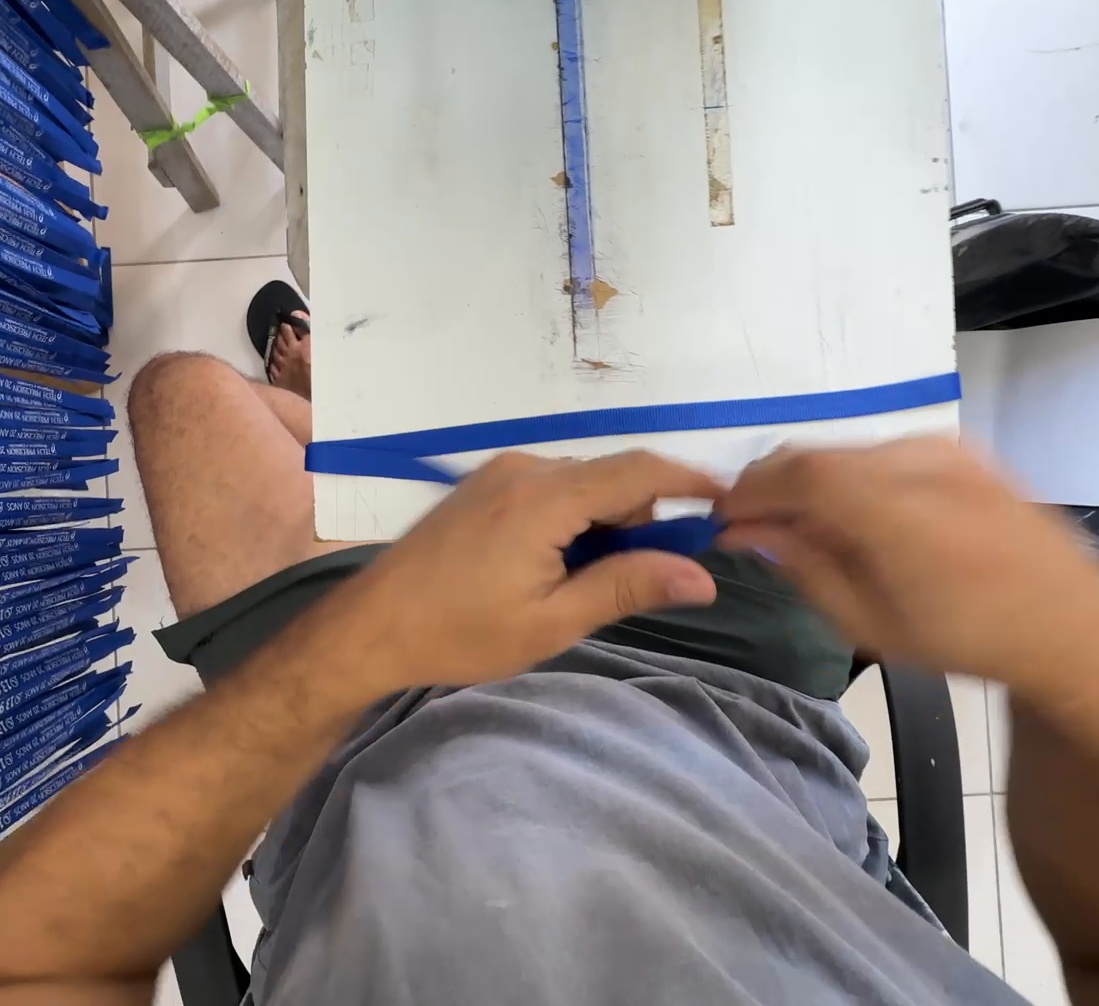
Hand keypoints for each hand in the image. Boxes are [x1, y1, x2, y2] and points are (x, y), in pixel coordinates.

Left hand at [310, 451, 725, 696]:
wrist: (372, 624)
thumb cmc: (461, 631)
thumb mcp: (551, 621)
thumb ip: (626, 587)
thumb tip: (701, 576)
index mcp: (545, 496)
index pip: (639, 469)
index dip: (690, 481)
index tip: (726, 506)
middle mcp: (526, 468)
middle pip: (611, 477)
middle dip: (640, 519)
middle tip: (639, 580)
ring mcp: (500, 472)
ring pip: (581, 485)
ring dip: (603, 522)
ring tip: (583, 583)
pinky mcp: (484, 485)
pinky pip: (550, 490)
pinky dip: (572, 518)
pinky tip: (552, 564)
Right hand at [715, 438, 1098, 697]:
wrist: (1072, 627)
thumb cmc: (961, 638)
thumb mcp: (864, 620)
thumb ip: (798, 563)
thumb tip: (740, 528)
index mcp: (898, 512)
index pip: (796, 475)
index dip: (747, 491)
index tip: (720, 519)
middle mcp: (918, 462)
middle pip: (811, 456)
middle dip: (768, 485)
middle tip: (750, 525)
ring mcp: (942, 449)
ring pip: (838, 451)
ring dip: (803, 481)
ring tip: (802, 526)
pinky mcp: (955, 448)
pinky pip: (872, 452)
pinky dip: (841, 477)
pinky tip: (849, 515)